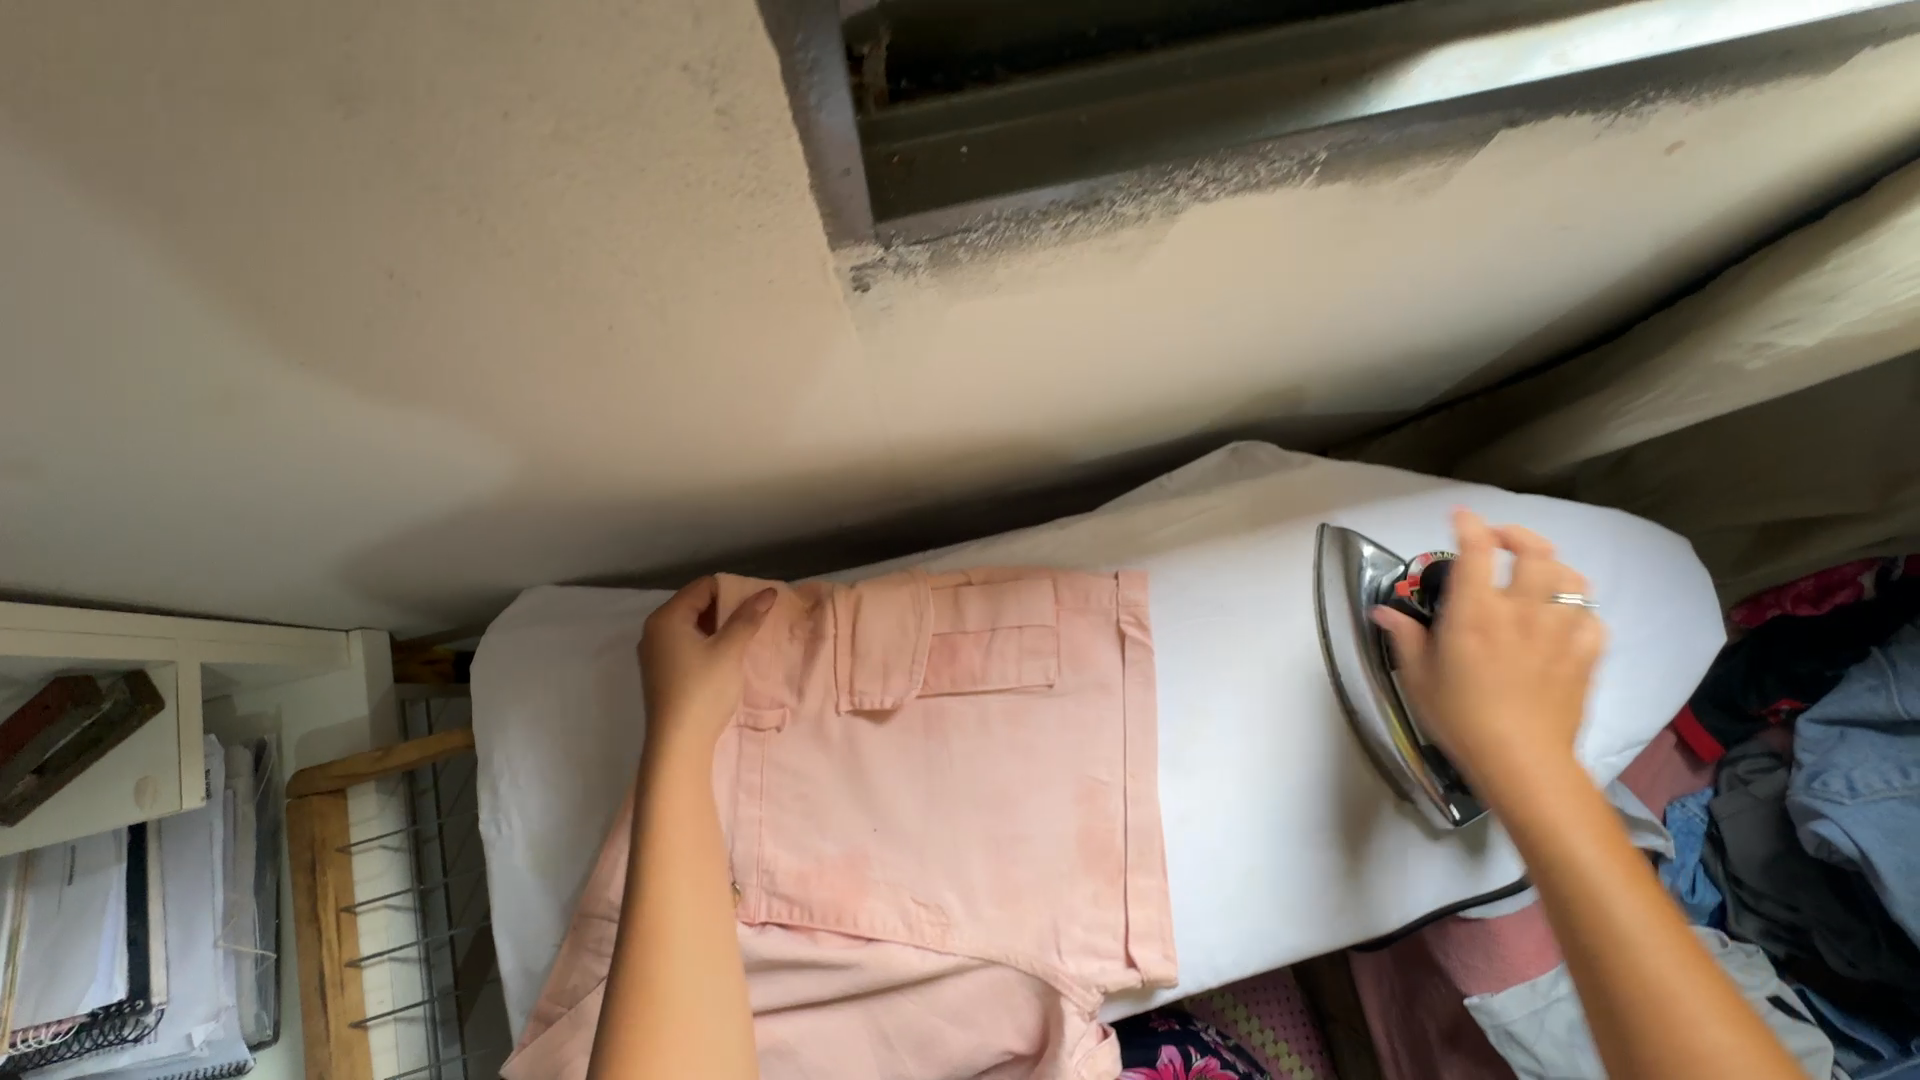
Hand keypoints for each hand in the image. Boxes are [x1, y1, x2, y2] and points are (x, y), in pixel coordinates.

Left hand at [638, 577, 775, 753]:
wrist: (679, 743)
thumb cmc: (703, 690)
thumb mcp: (729, 650)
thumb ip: (748, 617)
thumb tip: (768, 592)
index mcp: (666, 618)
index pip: (703, 586)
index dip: (733, 588)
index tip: (759, 601)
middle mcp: (655, 630)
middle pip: (696, 604)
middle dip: (728, 607)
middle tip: (757, 617)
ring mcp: (656, 653)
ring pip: (693, 626)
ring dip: (721, 626)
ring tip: (748, 635)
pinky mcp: (663, 672)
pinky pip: (688, 644)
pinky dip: (709, 643)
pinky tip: (729, 655)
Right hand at [1371, 509, 1605, 800]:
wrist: (1520, 759)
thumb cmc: (1458, 716)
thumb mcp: (1417, 675)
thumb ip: (1404, 635)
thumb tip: (1383, 611)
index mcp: (1475, 613)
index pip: (1476, 550)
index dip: (1469, 524)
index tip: (1460, 516)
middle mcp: (1521, 611)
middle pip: (1536, 551)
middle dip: (1518, 534)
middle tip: (1501, 539)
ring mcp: (1560, 631)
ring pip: (1572, 579)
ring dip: (1554, 568)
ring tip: (1538, 575)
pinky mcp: (1586, 655)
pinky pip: (1593, 618)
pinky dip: (1578, 610)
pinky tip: (1564, 620)